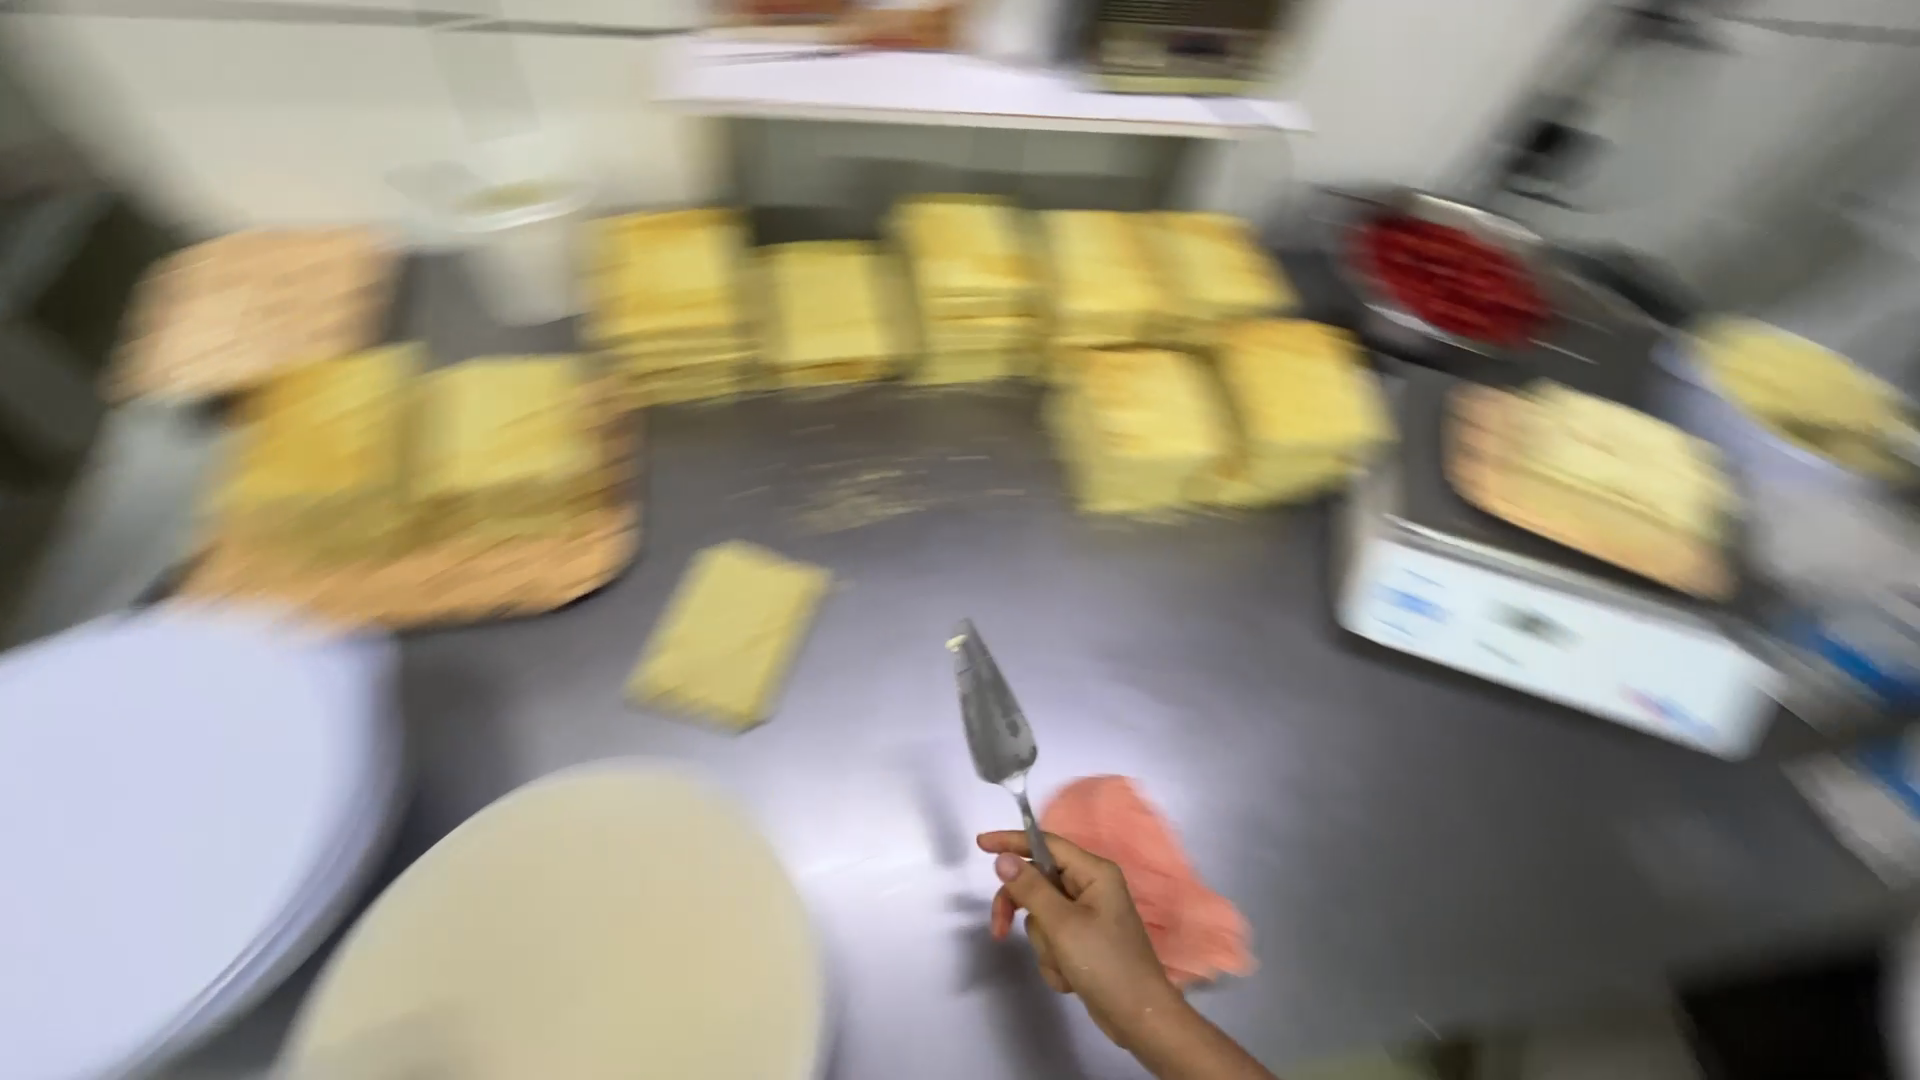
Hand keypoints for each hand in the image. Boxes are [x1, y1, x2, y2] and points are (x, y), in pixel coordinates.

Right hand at [978, 830, 1186, 1048]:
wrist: (1140, 1019)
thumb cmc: (1106, 964)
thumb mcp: (1062, 925)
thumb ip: (1030, 888)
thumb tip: (1003, 858)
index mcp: (1094, 872)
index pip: (1045, 844)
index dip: (1012, 842)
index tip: (981, 844)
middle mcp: (1091, 887)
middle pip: (1038, 882)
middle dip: (1022, 909)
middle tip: (999, 929)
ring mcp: (1088, 915)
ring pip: (1042, 915)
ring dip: (1045, 943)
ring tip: (1065, 964)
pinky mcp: (1083, 941)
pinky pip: (1052, 938)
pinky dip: (1054, 958)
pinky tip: (1071, 978)